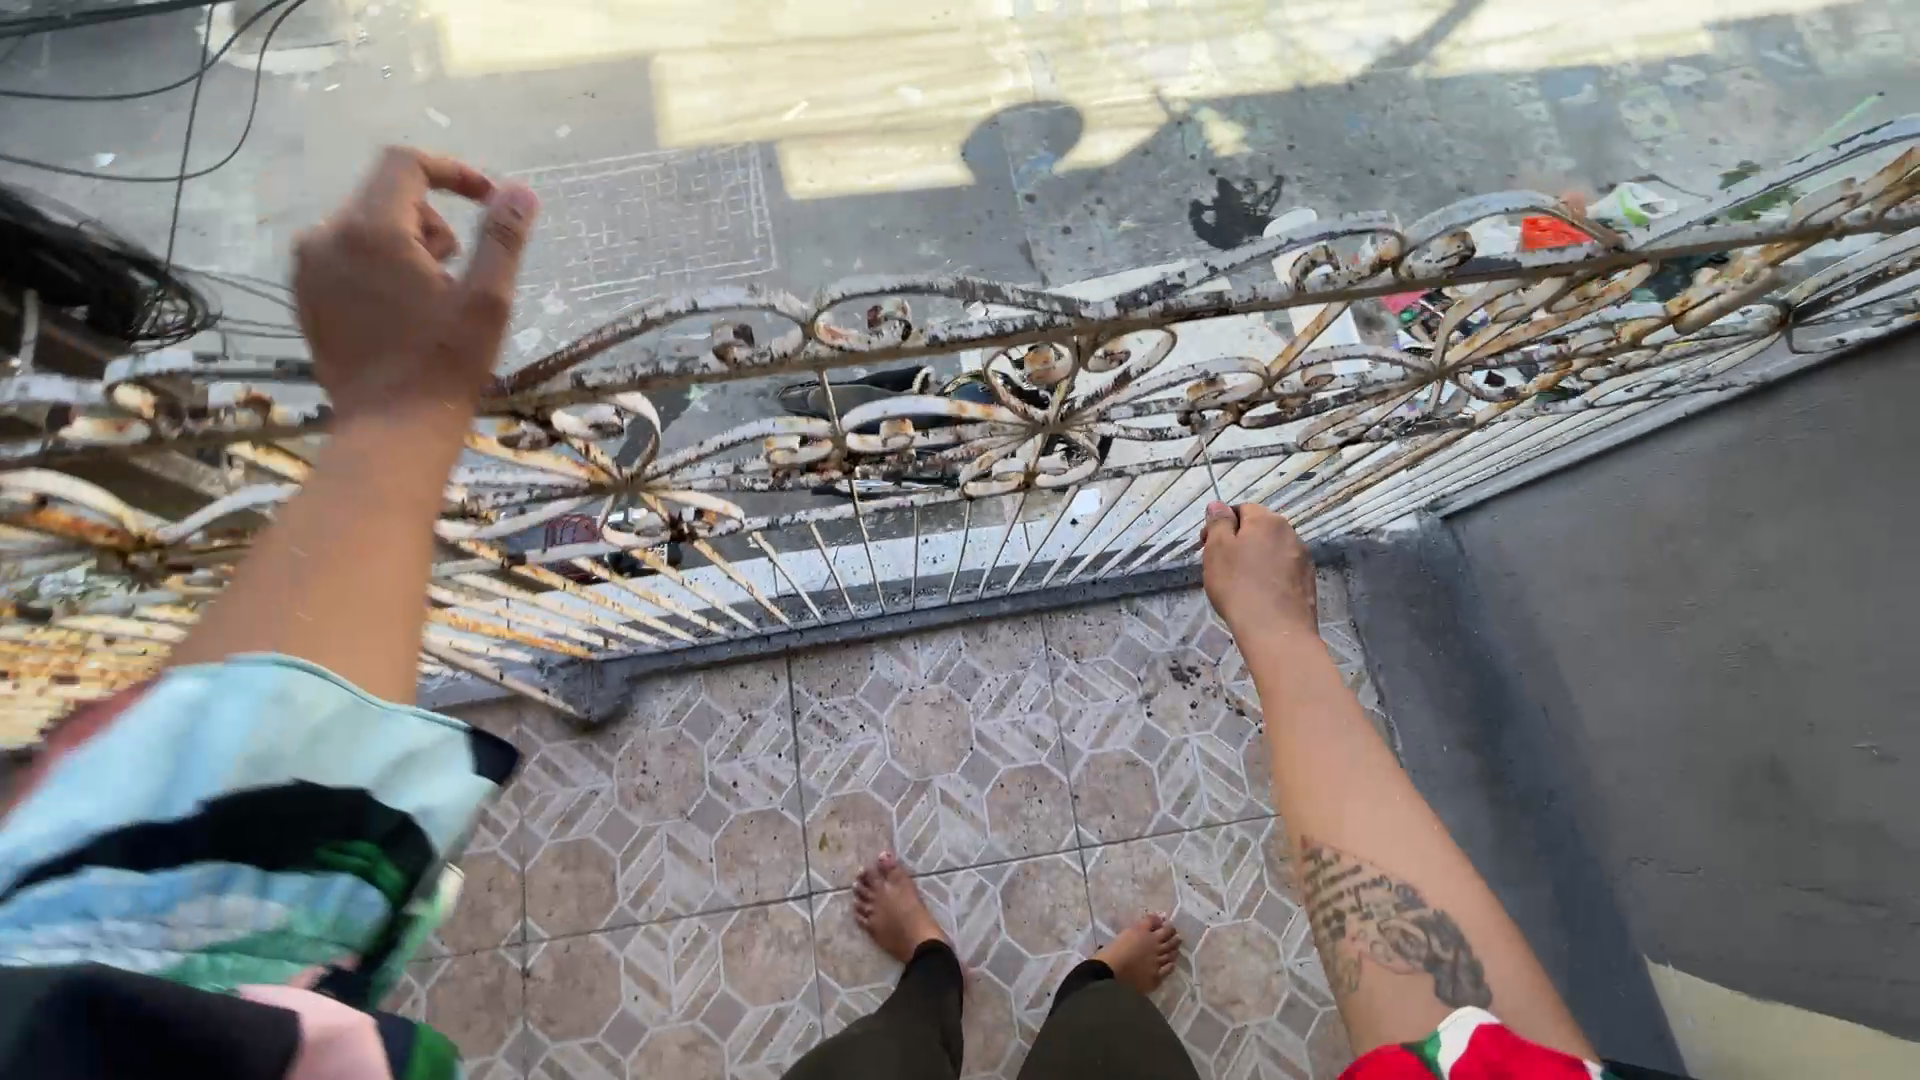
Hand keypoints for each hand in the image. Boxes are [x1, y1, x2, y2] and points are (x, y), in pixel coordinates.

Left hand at [292, 146, 539, 421]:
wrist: (393, 424)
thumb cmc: (448, 363)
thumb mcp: (488, 300)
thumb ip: (503, 239)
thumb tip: (521, 192)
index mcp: (372, 229)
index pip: (407, 165)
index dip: (454, 172)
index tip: (490, 198)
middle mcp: (327, 234)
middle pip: (388, 196)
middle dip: (435, 222)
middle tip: (465, 273)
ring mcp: (309, 264)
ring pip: (368, 227)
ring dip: (410, 246)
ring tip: (438, 298)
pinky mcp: (306, 292)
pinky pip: (348, 256)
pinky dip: (383, 267)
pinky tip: (408, 312)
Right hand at [1201, 501, 1317, 636]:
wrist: (1275, 631)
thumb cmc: (1238, 586)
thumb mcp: (1217, 549)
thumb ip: (1218, 523)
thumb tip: (1218, 505)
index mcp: (1267, 521)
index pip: (1241, 509)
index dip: (1221, 524)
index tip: (1205, 545)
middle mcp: (1290, 533)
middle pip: (1258, 529)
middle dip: (1238, 541)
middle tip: (1219, 565)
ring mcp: (1302, 558)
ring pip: (1271, 550)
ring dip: (1254, 558)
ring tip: (1238, 582)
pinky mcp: (1307, 581)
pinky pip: (1282, 569)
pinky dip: (1269, 575)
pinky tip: (1258, 594)